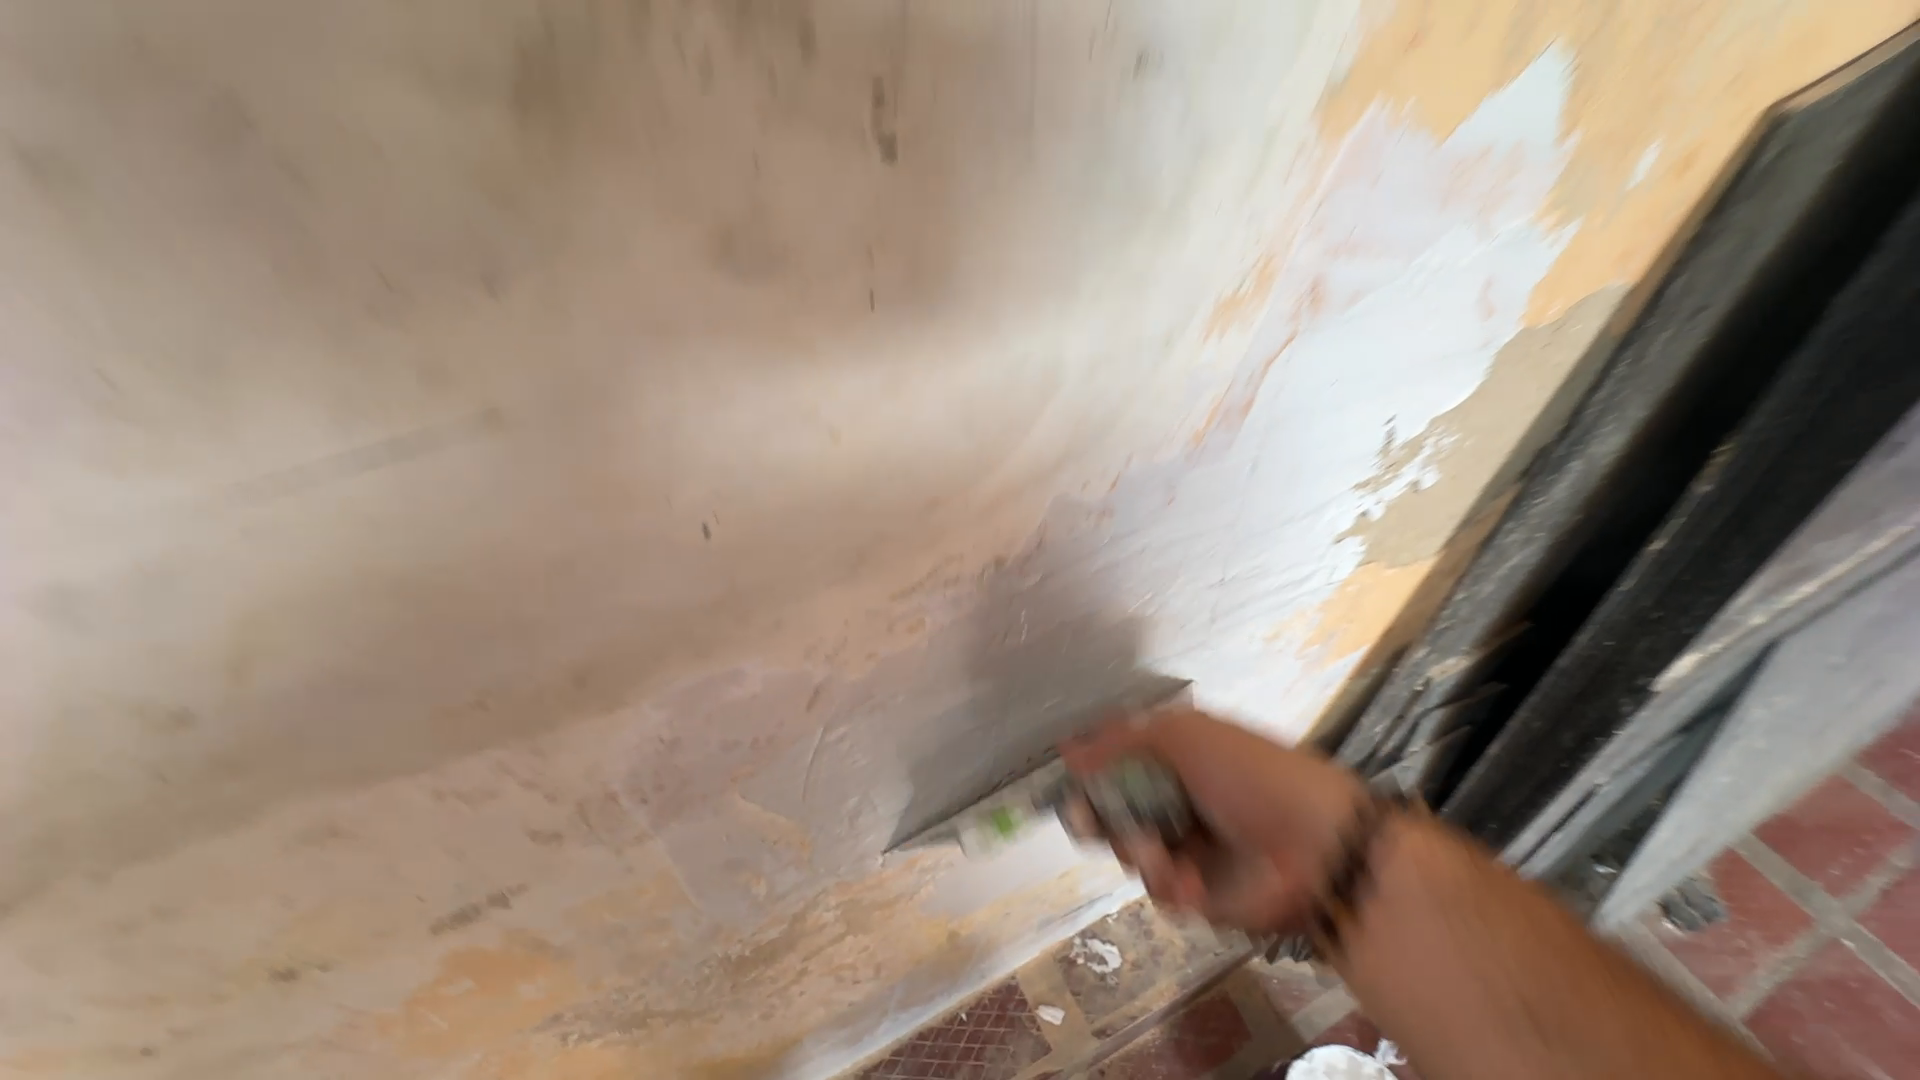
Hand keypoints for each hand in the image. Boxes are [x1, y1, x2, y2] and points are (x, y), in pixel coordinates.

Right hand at [1060, 706, 1367, 934]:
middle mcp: (1176, 804)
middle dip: (1097, 820)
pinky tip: (1191, 881)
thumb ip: (1120, 740)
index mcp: (1175, 761)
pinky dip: (1171, 885)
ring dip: (1138, 853)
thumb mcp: (1184, 735)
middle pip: (1113, 814)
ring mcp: (1188, 851)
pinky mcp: (1201, 896)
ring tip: (1164, 856)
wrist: (1317, 844)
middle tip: (1090, 824)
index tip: (1072, 786)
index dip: (1090, 778)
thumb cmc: (1249, 774)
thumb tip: (1066, 749)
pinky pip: (1162, 892)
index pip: (1116, 767)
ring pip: (1130, 855)